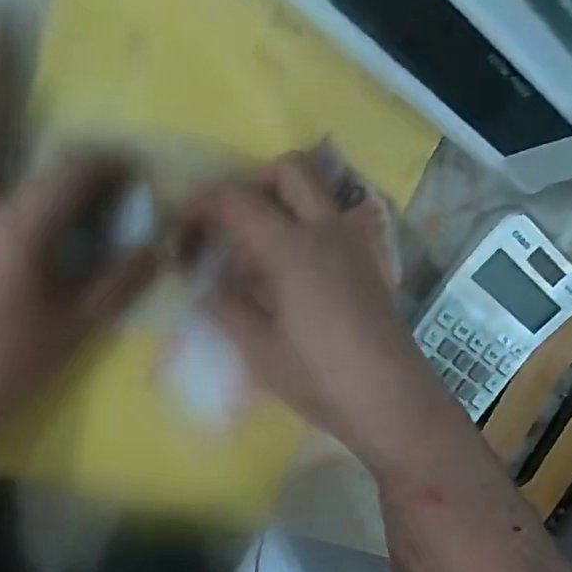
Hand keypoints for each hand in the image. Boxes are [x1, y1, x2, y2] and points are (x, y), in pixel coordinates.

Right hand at [186, 152, 455, 471]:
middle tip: (231, 226)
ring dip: (283, 202)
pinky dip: (307, 228)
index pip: (238, 200)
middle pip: (290, 169)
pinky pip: (334, 222)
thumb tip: (201, 285)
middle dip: (253, 184)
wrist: (390, 402)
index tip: (181, 229)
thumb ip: (225, 307)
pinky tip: (293, 277)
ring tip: (258, 255)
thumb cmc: (318, 378)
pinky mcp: (371, 262)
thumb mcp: (258, 348)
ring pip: (318, 192)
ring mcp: (355, 243)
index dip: (201, 205)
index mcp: (292, 248)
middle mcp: (327, 230)